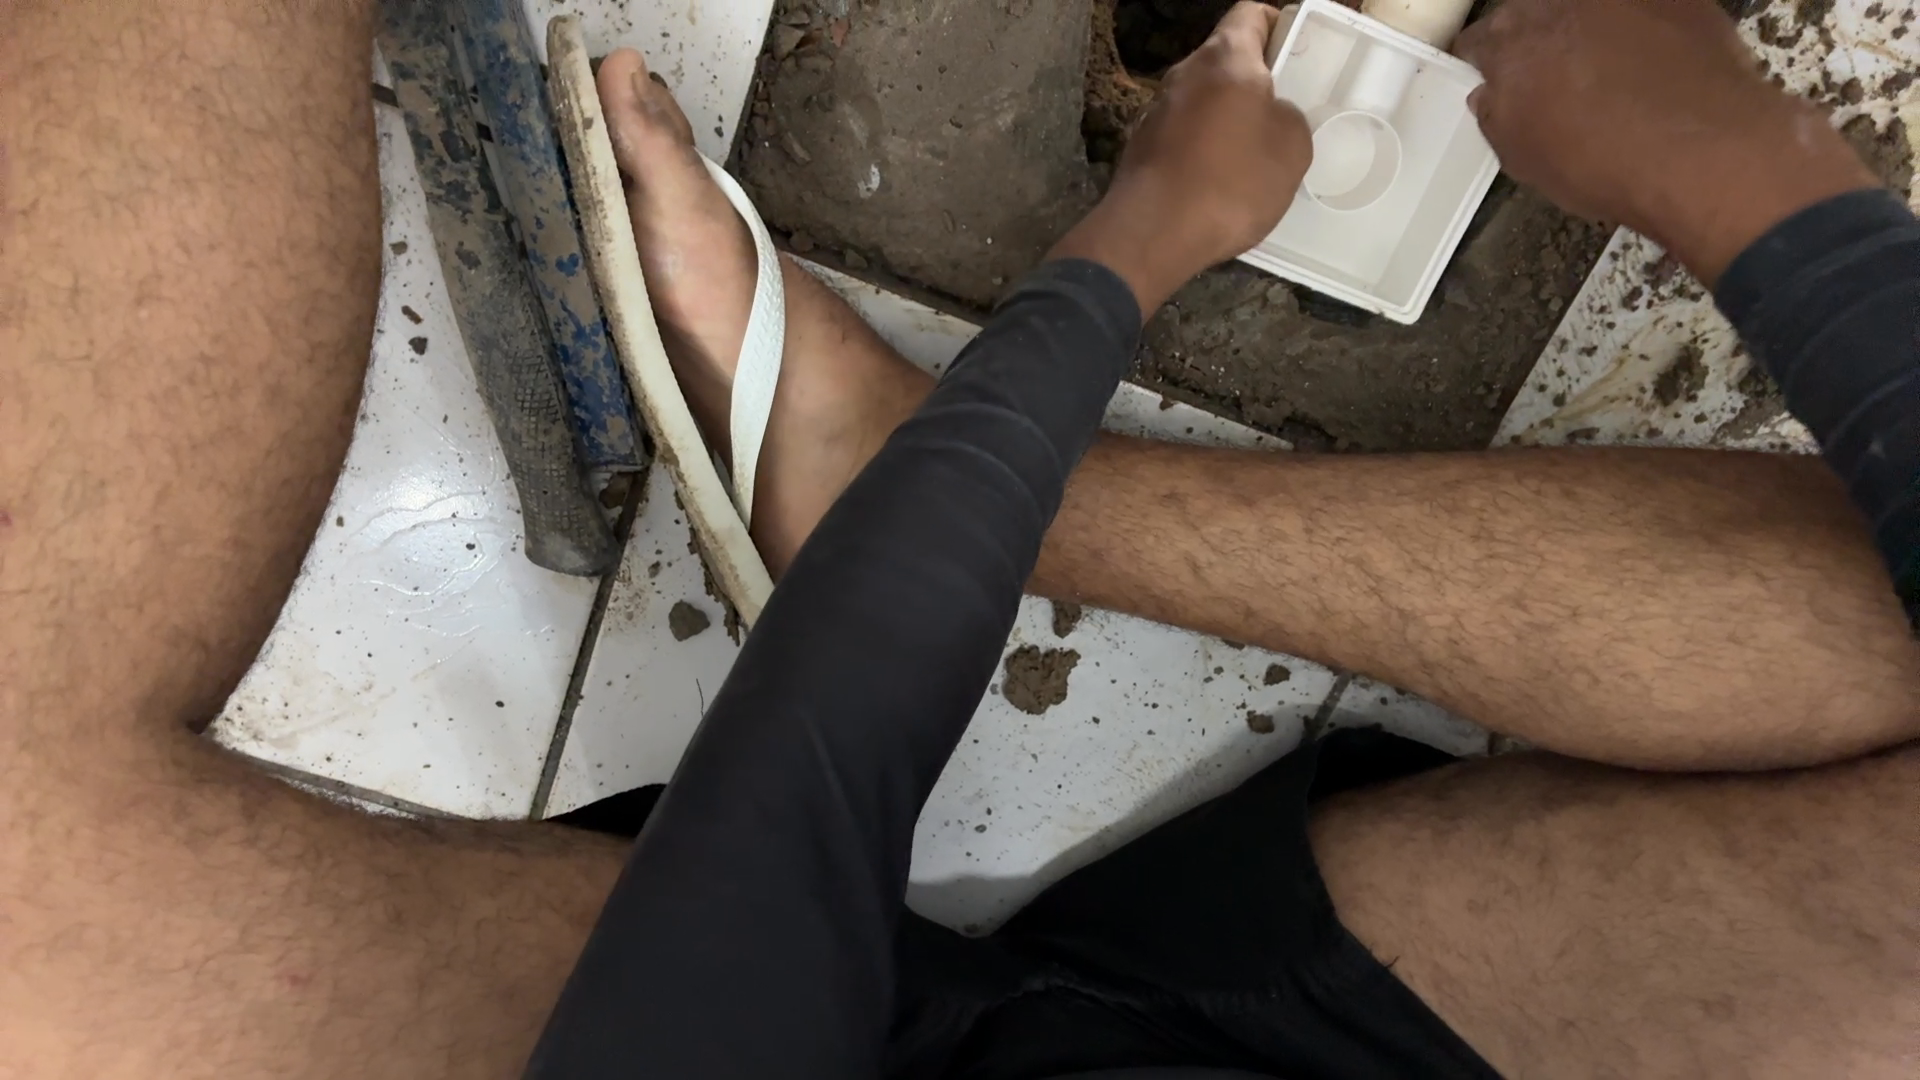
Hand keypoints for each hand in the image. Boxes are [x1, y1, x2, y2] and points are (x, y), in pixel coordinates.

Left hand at [1051, 1, 1311, 314]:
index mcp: (1222, 56)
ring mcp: (1150, 120)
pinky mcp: (1135, 159)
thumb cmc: (1227, 184)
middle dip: (1248, 88)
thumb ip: (1288, 118)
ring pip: (1196, 110)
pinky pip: (1176, 148)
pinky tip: (1209, 193)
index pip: (1250, 15)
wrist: (1149, 239)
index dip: (1276, 29)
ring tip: (1243, 167)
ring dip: (1218, 129)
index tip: (1293, 58)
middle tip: (1274, 123)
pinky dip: (1193, 161)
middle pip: (1221, 67)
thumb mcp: (1291, 149)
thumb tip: (1269, 120)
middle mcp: (1179, 78)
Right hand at [1456, 0, 1877, 285]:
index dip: (1478, 60)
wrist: (1698, 150)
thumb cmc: (1592, 162)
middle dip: (1526, 36)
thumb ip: (1495, 115)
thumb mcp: (1520, 155)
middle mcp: (1565, 3)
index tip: (1483, 77)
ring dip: (1576, 26)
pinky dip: (1627, 24)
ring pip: (1583, 6)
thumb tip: (1490, 93)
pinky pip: (1636, 7)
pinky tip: (1635, 58)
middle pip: (1531, 9)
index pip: (1478, 38)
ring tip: (1586, 63)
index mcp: (1513, 44)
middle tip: (1533, 71)